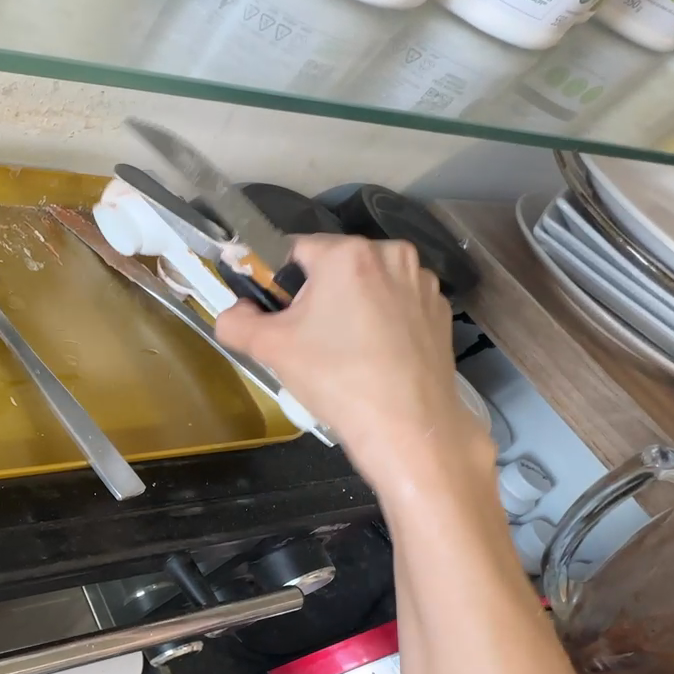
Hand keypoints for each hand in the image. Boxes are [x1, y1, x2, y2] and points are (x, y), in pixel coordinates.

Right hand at [216, 235, 489, 496]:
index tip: (271, 313)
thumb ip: (234, 321)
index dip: (274, 281)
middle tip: (301, 338)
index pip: (292, 249)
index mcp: (347, 254)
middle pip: (331, 266)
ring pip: (364, 285)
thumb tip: (234, 312)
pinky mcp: (439, 310)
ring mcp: (422, 282)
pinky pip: (393, 304)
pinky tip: (370, 356)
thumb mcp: (267, 348)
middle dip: (312, 295)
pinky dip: (378, 321)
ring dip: (346, 306)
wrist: (406, 424)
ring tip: (338, 350)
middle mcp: (392, 255)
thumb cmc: (334, 377)